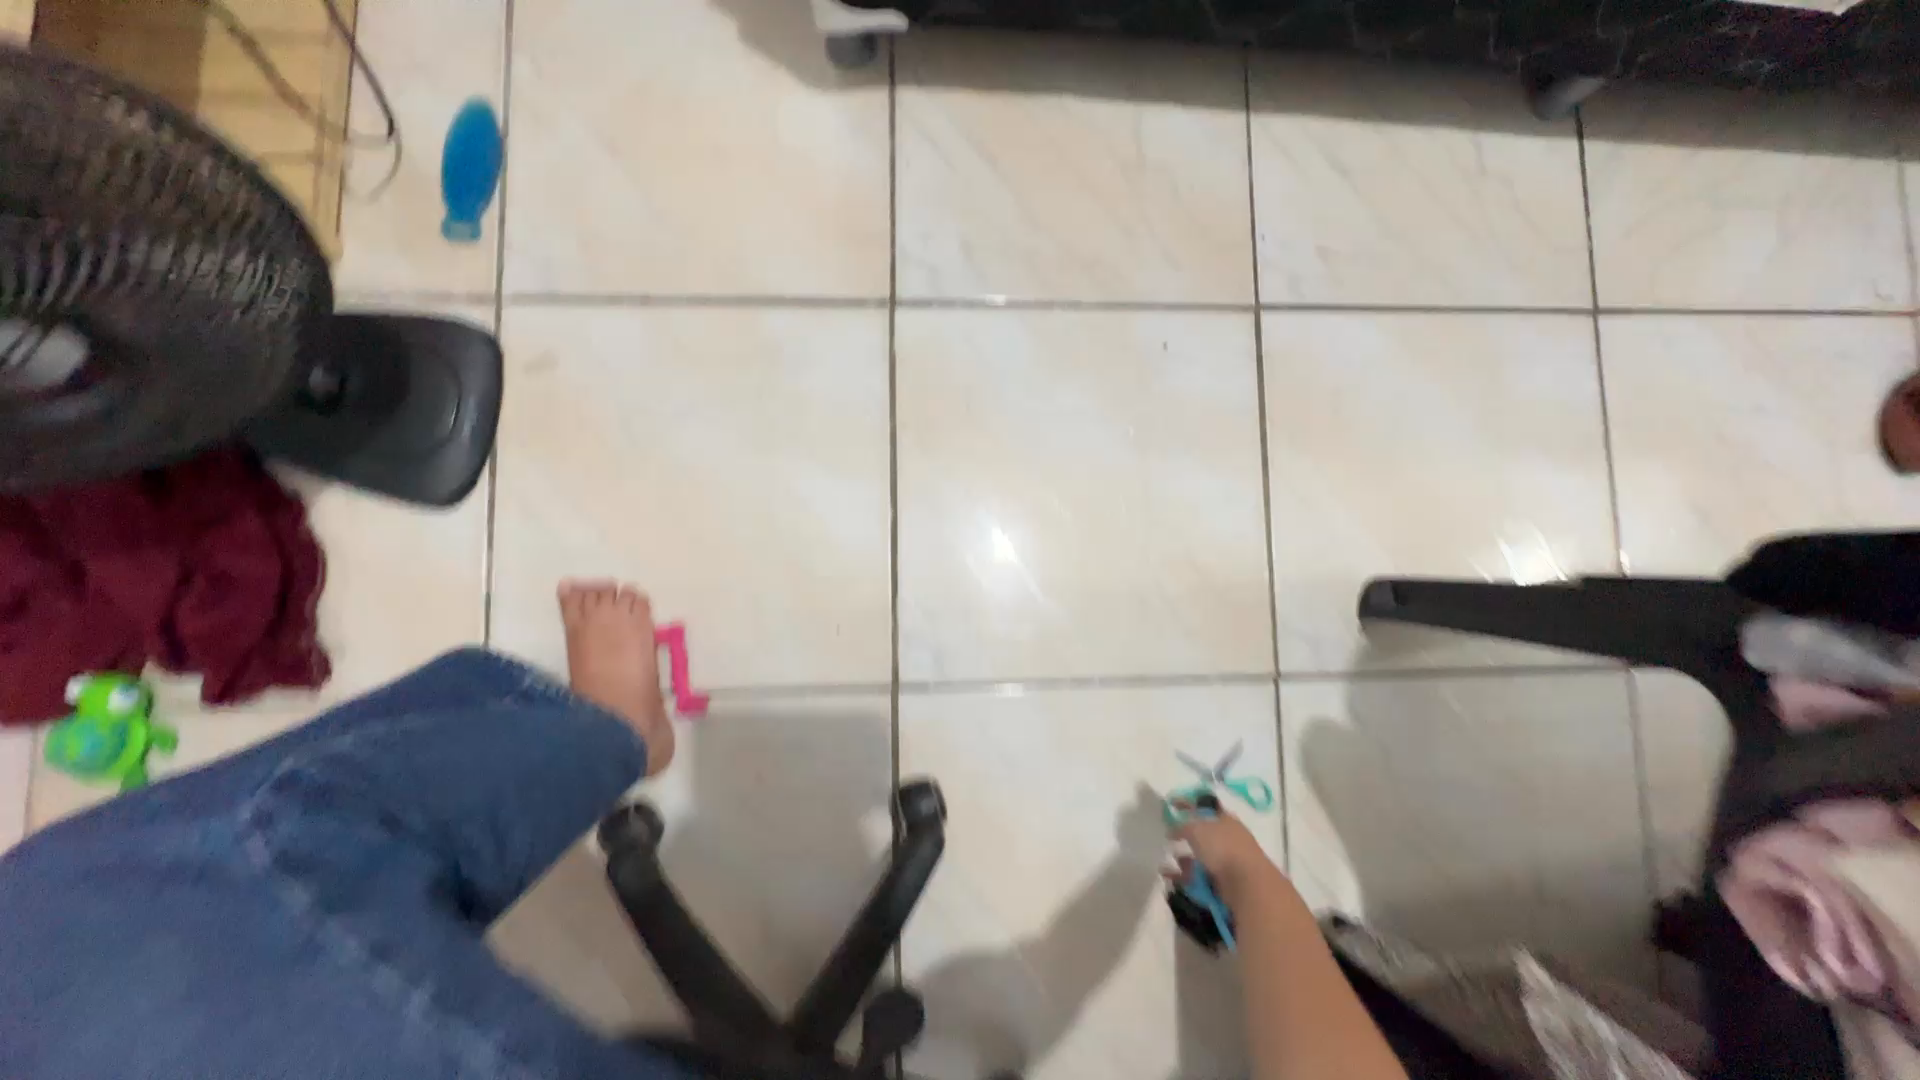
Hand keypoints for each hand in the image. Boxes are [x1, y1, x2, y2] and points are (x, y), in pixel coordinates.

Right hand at [1169, 805, 1279, 902]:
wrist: (1246, 885)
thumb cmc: (1222, 848)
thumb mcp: (1196, 828)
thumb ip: (1182, 825)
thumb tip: (1172, 829)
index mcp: (1226, 819)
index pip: (1205, 807)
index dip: (1188, 805)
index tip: (1171, 806)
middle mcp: (1228, 838)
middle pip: (1202, 834)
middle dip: (1184, 837)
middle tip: (1167, 838)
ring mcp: (1228, 861)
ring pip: (1200, 857)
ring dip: (1184, 860)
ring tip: (1166, 864)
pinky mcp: (1224, 883)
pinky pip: (1200, 877)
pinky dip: (1185, 877)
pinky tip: (1171, 878)